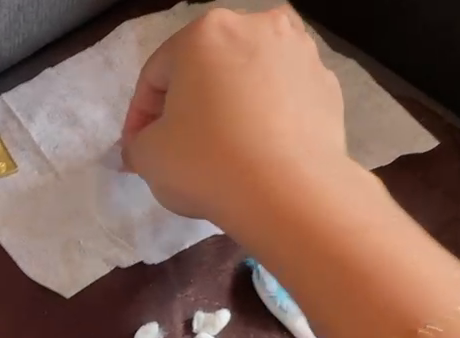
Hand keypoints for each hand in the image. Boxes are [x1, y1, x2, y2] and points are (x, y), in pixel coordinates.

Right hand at [120, 6, 350, 227]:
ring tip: (215, 150)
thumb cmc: (204, 162)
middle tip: (172, 148)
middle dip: (183, 106)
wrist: (286, 189)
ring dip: (223, 108)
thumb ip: (137, 143)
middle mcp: (255, 26)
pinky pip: (277, 97)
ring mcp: (298, 49)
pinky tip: (250, 152)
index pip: (154, 74)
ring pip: (243, 78)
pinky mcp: (324, 81)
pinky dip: (259, 117)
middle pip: (203, 69)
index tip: (134, 150)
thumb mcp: (146, 156)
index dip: (137, 117)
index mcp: (205, 34)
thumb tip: (143, 143)